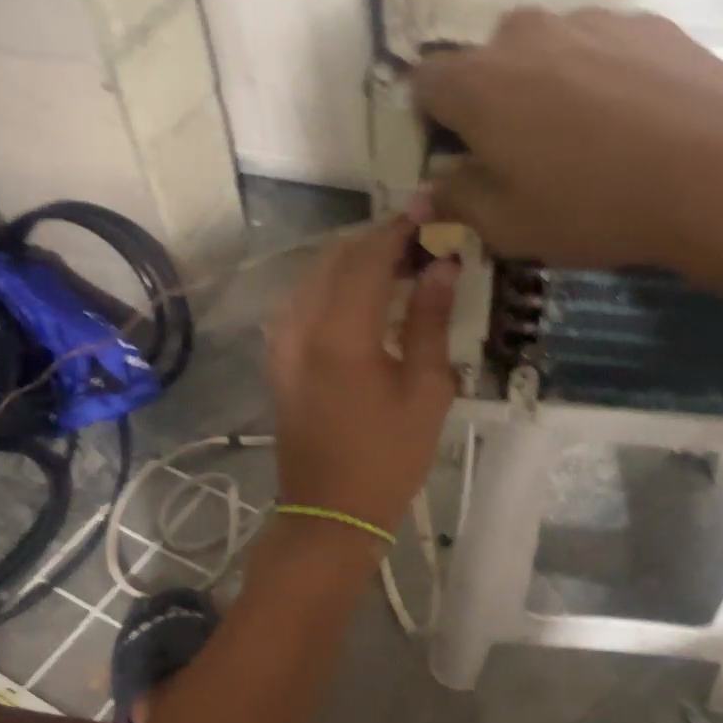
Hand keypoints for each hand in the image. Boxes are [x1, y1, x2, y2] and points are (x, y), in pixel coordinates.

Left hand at [266, 220, 458, 534]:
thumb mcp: (425, 391)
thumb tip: (444, 265)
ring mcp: (282, 339)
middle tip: (425, 240)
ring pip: (318, 274)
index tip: (433, 208)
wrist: (328, 514)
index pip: (369, 256)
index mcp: (340, 333)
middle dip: (381, 240)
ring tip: (404, 266)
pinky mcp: (278, 354)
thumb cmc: (388, 459)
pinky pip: (306, 298)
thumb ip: (431, 321)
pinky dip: (338, 284)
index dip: (402, 227)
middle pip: (338, 256)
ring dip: (358, 260)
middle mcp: (300, 324)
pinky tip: (369, 296)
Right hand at [413, 8, 722, 334]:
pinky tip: (639, 126)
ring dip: (553, 91)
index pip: (425, 86)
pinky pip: (604, 51)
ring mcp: (591, 21)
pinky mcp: (647, 25)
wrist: (717, 173)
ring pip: (550, 55)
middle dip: (498, 107)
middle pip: (489, 66)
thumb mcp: (509, 227)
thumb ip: (455, 205)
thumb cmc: (594, 207)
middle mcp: (525, 35)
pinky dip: (606, 80)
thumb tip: (423, 196)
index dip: (436, 125)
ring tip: (595, 145)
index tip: (464, 161)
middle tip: (533, 160)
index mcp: (476, 82)